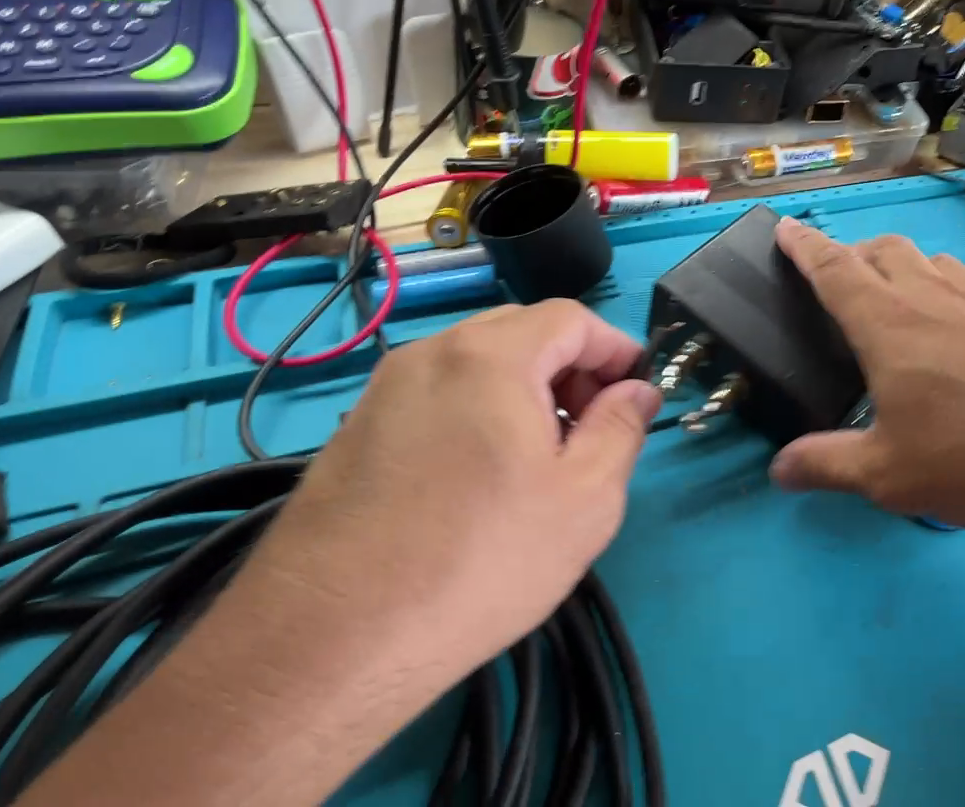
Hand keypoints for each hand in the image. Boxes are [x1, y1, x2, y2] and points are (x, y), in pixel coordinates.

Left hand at [240, 300, 660, 675]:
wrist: (329, 646)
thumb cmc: (481, 562)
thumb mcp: (585, 498)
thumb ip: (622, 428)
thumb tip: (636, 391)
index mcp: (490, 357)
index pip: (571, 318)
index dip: (615, 349)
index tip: (635, 396)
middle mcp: (429, 355)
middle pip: (521, 332)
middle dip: (571, 368)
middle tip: (590, 432)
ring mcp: (382, 393)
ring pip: (476, 364)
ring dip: (524, 391)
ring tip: (539, 462)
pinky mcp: (354, 434)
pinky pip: (436, 397)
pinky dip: (477, 413)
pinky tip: (480, 482)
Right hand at [770, 216, 964, 533]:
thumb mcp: (891, 475)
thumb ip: (829, 465)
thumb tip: (779, 468)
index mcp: (888, 323)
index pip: (834, 269)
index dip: (805, 247)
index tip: (787, 229)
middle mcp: (933, 297)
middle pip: (884, 250)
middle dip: (854, 253)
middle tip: (841, 278)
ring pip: (931, 261)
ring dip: (902, 266)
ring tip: (897, 299)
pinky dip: (946, 290)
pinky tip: (960, 332)